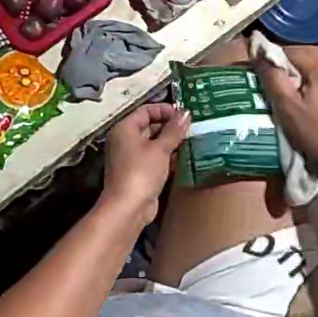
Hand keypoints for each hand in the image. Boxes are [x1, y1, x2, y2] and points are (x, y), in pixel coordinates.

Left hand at [101, 102, 187, 224]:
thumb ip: (173, 131)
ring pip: (153, 143)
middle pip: (148, 126)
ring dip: (170, 142)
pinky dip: (167, 156)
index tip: (184, 114)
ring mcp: (130, 156)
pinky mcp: (138, 171)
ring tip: (192, 140)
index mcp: (125, 128)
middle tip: (192, 128)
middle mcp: (125, 139)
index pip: (145, 111)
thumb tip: (185, 113)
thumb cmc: (141, 172)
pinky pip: (154, 158)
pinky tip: (184, 158)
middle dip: (170, 126)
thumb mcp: (160, 149)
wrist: (128, 206)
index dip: (164, 110)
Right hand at [256, 45, 317, 182]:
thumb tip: (260, 56)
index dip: (271, 55)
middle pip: (306, 54)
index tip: (255, 67)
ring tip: (281, 84)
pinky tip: (300, 95)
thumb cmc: (317, 132)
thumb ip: (273, 78)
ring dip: (297, 69)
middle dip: (284, 59)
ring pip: (315, 65)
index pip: (290, 50)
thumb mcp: (288, 106)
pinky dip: (308, 79)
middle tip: (266, 72)